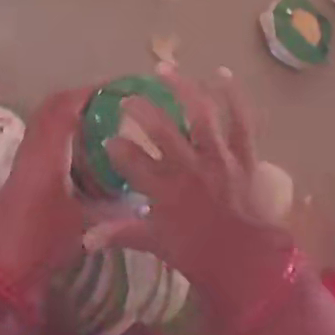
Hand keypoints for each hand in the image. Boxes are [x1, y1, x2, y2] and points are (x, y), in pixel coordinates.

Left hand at [0, 88, 93, 289]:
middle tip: (105, 101)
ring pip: (43, 121)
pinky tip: (77, 146)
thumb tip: (138, 199)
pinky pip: (40, 136)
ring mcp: (21, 159)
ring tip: (95, 118)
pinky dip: (59, 129)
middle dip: (77, 98)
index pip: (63, 109)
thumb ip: (111, 207)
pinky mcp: (18, 172)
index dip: (85, 94)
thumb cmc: (42, 243)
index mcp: (47, 155)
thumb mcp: (84, 225)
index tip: (110, 90)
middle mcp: (31, 150)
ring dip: (66, 113)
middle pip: (50, 108)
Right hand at [95, 67, 300, 330]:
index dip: (117, 147)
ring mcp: (218, 158)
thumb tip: (85, 238)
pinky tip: (220, 74)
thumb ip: (121, 234)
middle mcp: (189, 168)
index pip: (132, 161)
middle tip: (128, 100)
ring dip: (181, 88)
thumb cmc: (198, 255)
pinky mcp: (243, 155)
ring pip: (199, 114)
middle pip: (161, 129)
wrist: (248, 264)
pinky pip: (241, 120)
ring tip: (164, 70)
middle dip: (140, 109)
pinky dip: (233, 95)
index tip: (110, 140)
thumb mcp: (156, 244)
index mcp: (164, 191)